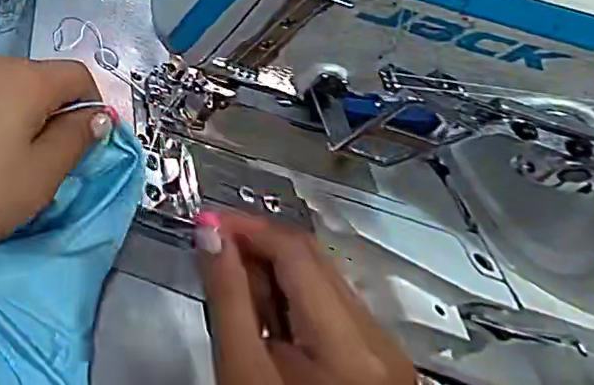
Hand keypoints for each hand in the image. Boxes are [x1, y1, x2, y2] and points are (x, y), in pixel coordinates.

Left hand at [0, 55, 109, 259]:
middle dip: (61, 114)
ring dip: (34, 118)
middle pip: (49, 80)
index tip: (88, 145)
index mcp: (27, 76)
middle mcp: (0, 64)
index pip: (79, 75)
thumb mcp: (43, 172)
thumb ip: (77, 137)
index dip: (94, 106)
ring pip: (23, 89)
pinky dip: (9, 118)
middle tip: (51, 163)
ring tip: (18, 164)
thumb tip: (98, 115)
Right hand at [195, 210, 416, 384]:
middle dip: (258, 246)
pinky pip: (333, 311)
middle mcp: (381, 342)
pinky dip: (295, 300)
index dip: (246, 226)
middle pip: (312, 260)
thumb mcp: (242, 368)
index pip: (294, 249)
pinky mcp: (382, 369)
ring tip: (236, 289)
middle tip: (215, 251)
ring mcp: (387, 357)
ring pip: (323, 282)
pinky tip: (269, 318)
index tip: (205, 223)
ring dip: (274, 271)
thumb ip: (226, 293)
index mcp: (350, 344)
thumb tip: (210, 232)